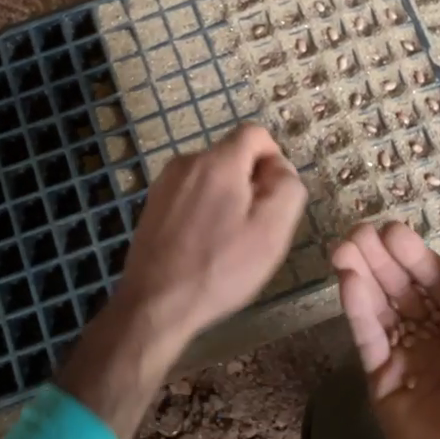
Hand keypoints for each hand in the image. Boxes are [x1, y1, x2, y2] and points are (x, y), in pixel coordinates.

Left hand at [56, 125, 306, 438]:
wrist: (155, 304)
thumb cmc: (220, 268)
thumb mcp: (272, 231)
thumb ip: (287, 187)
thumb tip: (280, 169)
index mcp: (217, 161)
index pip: (256, 134)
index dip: (275, 160)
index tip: (274, 198)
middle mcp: (187, 162)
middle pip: (233, 156)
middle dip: (251, 183)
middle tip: (254, 227)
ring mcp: (164, 183)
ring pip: (212, 176)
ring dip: (227, 198)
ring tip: (228, 241)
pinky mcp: (152, 205)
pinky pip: (191, 194)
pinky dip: (204, 210)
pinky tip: (203, 245)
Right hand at [332, 222, 439, 438]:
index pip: (436, 280)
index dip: (414, 254)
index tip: (391, 230)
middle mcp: (434, 334)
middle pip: (403, 287)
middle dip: (381, 258)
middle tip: (358, 230)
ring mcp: (406, 356)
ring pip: (381, 306)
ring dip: (362, 274)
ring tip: (343, 246)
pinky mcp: (381, 379)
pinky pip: (369, 337)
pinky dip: (357, 308)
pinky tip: (348, 279)